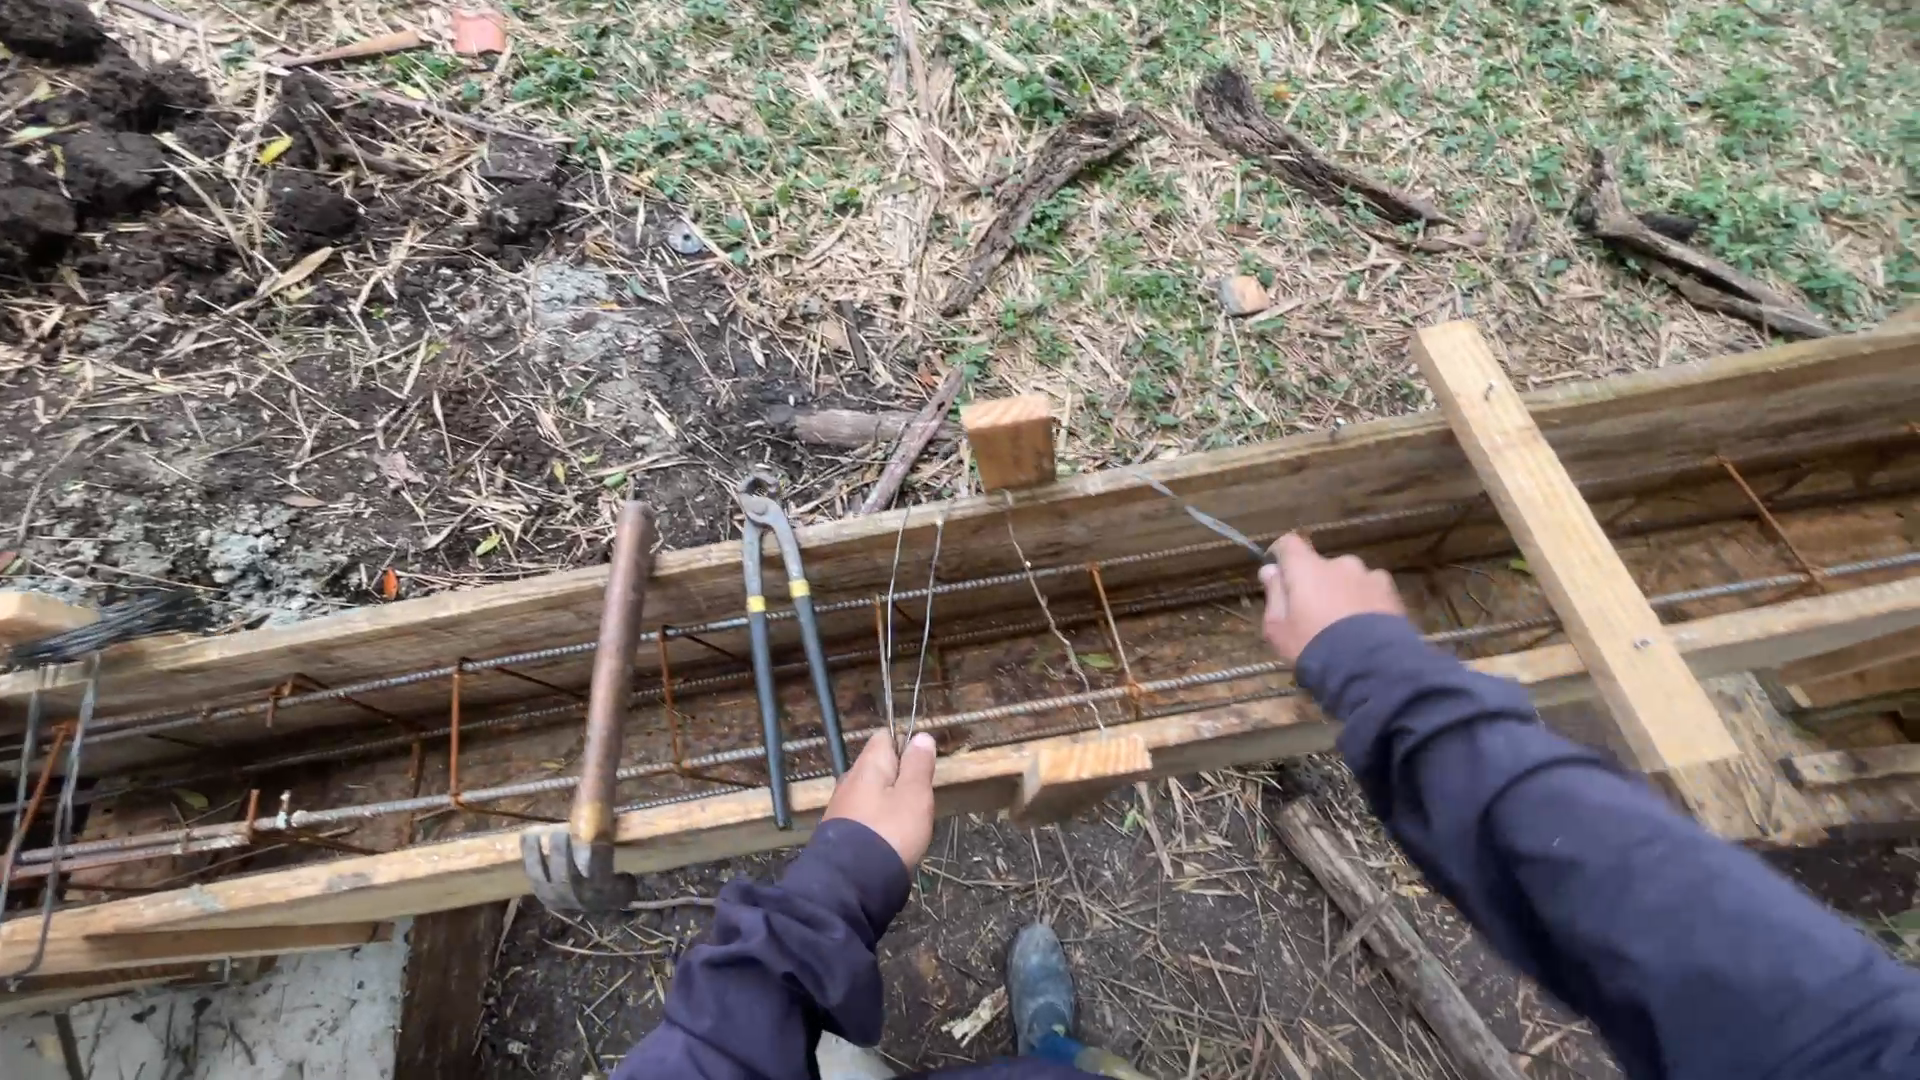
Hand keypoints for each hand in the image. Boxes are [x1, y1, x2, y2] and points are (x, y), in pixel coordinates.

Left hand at [823, 732, 937, 868]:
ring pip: (871, 792)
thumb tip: (921, 736)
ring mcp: (841, 806)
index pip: (885, 736)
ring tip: (907, 823)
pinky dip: (878, 821)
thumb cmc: (890, 833)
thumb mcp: (915, 796)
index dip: (906, 745)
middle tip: (919, 799)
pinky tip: (888, 839)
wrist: (851, 885)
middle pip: (878, 765)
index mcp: (867, 765)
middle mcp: (849, 779)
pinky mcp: (839, 832)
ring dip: (889, 801)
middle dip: (900, 777)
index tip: (921, 767)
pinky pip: (864, 815)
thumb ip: (918, 764)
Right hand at [1258, 533, 1405, 661]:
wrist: (1369, 667)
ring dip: (1342, 591)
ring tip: (1343, 623)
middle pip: (1320, 565)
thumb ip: (1274, 595)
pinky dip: (1365, 601)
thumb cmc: (1312, 645)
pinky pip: (1371, 590)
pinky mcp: (1392, 593)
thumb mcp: (1277, 628)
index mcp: (1306, 568)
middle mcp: (1338, 563)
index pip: (1289, 544)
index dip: (1281, 555)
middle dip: (1314, 582)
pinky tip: (1365, 626)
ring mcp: (1368, 576)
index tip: (1278, 573)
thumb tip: (1270, 570)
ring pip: (1348, 578)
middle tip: (1312, 612)